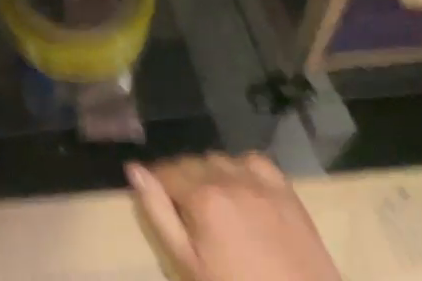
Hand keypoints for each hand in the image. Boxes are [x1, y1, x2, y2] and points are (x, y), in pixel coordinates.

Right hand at [127, 154, 339, 280]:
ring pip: (221, 159)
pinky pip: (255, 161)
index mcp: (202, 198)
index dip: (158, 184)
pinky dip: (243, 168)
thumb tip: (135, 171)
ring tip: (214, 203)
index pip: (166, 172)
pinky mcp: (286, 192)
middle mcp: (229, 180)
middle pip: (192, 162)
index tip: (159, 200)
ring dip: (210, 173)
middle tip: (186, 211)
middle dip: (182, 179)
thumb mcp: (187, 262)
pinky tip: (242, 190)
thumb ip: (158, 213)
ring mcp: (261, 184)